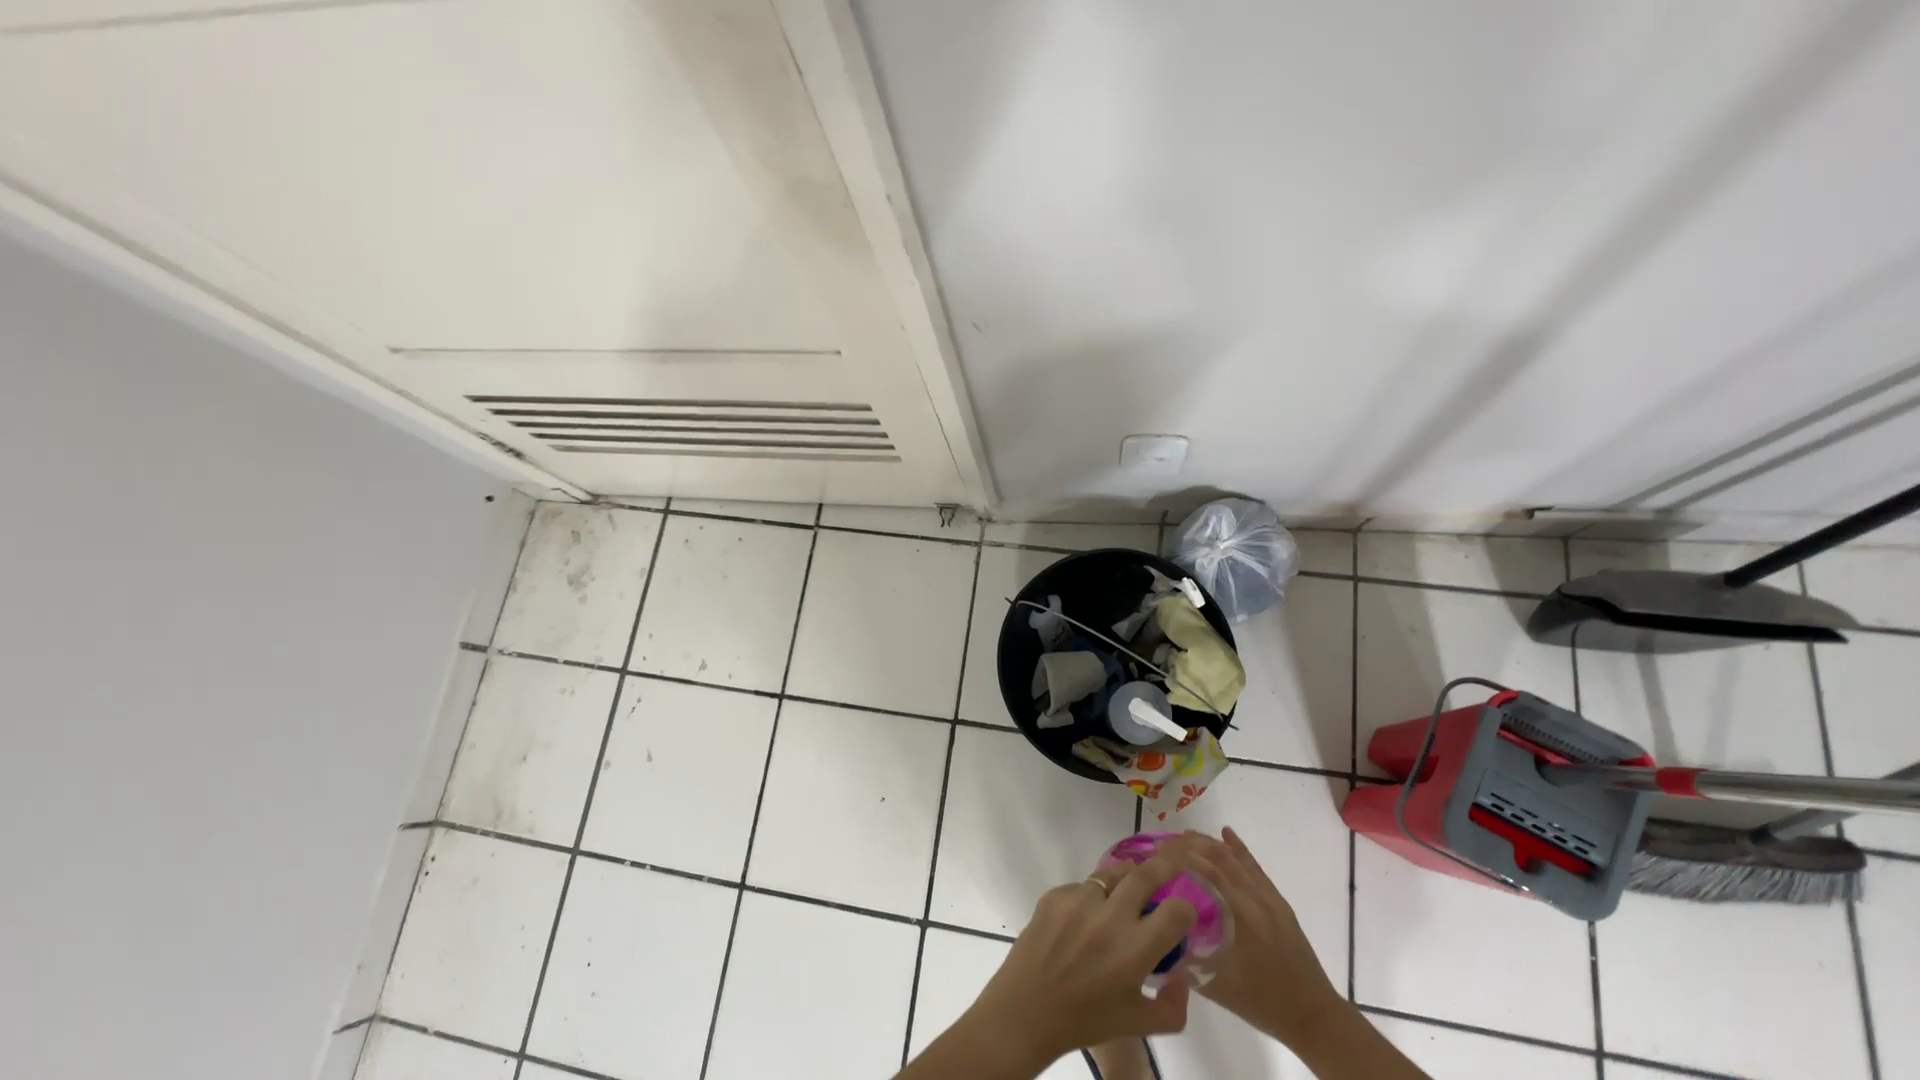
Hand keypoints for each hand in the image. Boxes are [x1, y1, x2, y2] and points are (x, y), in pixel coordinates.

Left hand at [959, 857, 1197, 1067]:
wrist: (1025, 1013)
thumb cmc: (1085, 1021)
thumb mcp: (1138, 1025)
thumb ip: (1173, 1007)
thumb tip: (1183, 975)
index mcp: (1136, 949)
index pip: (1178, 910)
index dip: (1185, 910)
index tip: (1181, 915)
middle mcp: (1110, 917)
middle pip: (1147, 873)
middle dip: (1164, 867)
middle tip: (1170, 865)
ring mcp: (1079, 901)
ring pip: (1112, 874)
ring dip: (1125, 879)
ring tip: (1125, 890)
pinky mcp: (1054, 896)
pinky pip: (1081, 887)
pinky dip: (1089, 897)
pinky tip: (1084, 917)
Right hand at [1158, 828, 1344, 1047]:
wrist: (1310, 1014)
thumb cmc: (1259, 1002)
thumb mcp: (1213, 985)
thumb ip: (1182, 956)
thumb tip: (1153, 932)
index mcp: (1239, 916)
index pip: (1205, 871)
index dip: (1178, 856)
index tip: (1153, 853)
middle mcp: (1255, 899)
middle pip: (1218, 858)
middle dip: (1188, 845)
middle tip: (1160, 845)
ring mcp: (1269, 898)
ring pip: (1236, 858)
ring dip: (1208, 843)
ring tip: (1183, 837)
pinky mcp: (1278, 902)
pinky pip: (1255, 867)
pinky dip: (1238, 848)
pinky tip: (1226, 834)